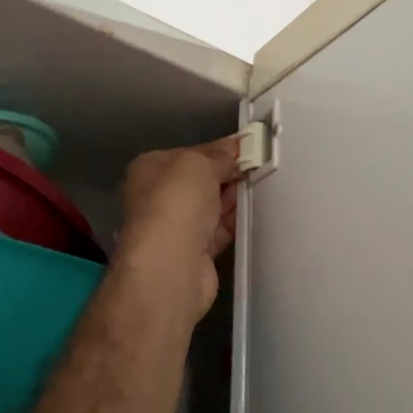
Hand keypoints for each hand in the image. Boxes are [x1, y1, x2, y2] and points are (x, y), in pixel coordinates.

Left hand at [115, 137, 240, 318]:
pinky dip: (234, 221)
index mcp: (150, 169)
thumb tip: (235, 147)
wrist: (170, 265)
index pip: (188, 154)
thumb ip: (218, 155)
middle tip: (258, 165)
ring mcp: (175, 227)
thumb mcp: (199, 164)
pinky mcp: (194, 253)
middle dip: (227, 174)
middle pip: (200, 181)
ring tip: (262, 184)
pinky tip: (254, 211)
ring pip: (211, 206)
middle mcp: (158, 197)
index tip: (246, 147)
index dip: (217, 150)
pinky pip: (219, 230)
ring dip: (232, 197)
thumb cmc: (177, 202)